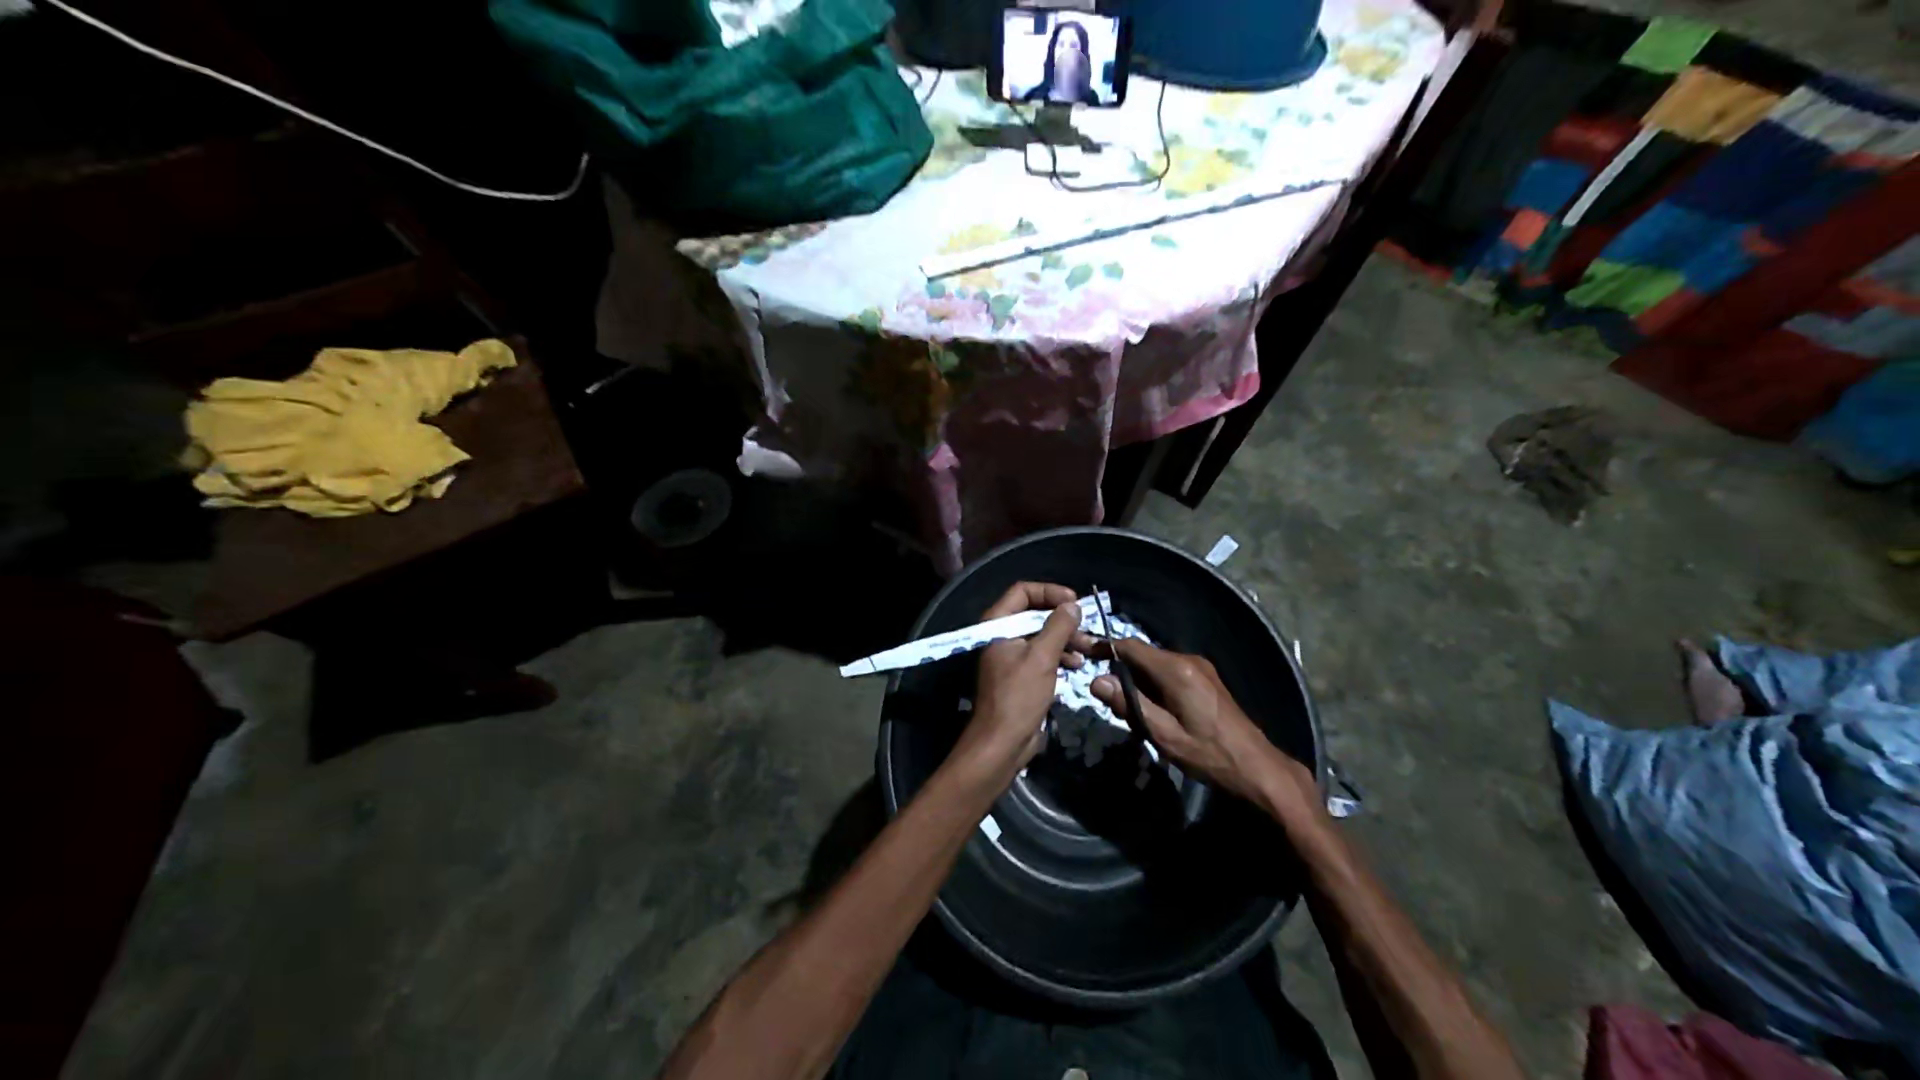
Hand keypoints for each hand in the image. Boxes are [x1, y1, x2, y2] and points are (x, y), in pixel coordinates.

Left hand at [948, 582, 1092, 785]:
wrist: (1002, 741)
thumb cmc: (1018, 695)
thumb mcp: (1042, 657)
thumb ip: (1058, 627)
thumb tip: (1072, 605)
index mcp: (997, 624)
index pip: (1023, 592)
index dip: (1050, 592)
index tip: (1074, 602)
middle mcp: (1001, 636)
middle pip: (1034, 614)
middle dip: (1062, 620)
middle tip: (1086, 630)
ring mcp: (1011, 656)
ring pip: (1041, 636)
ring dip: (1065, 639)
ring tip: (1087, 649)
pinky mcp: (1021, 676)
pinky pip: (1042, 656)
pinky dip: (1059, 656)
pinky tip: (1076, 665)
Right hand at [1092, 641, 1322, 826]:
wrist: (1258, 768)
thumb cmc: (1208, 753)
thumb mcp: (1163, 734)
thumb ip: (1129, 705)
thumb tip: (1097, 681)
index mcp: (1176, 670)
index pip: (1131, 646)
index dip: (1106, 646)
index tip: (1084, 653)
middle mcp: (1188, 660)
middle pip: (1143, 655)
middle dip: (1122, 671)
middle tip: (1107, 699)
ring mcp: (1200, 668)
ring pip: (1156, 665)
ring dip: (1139, 681)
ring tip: (1130, 711)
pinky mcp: (1207, 679)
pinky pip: (1171, 673)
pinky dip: (1155, 685)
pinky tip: (1154, 711)